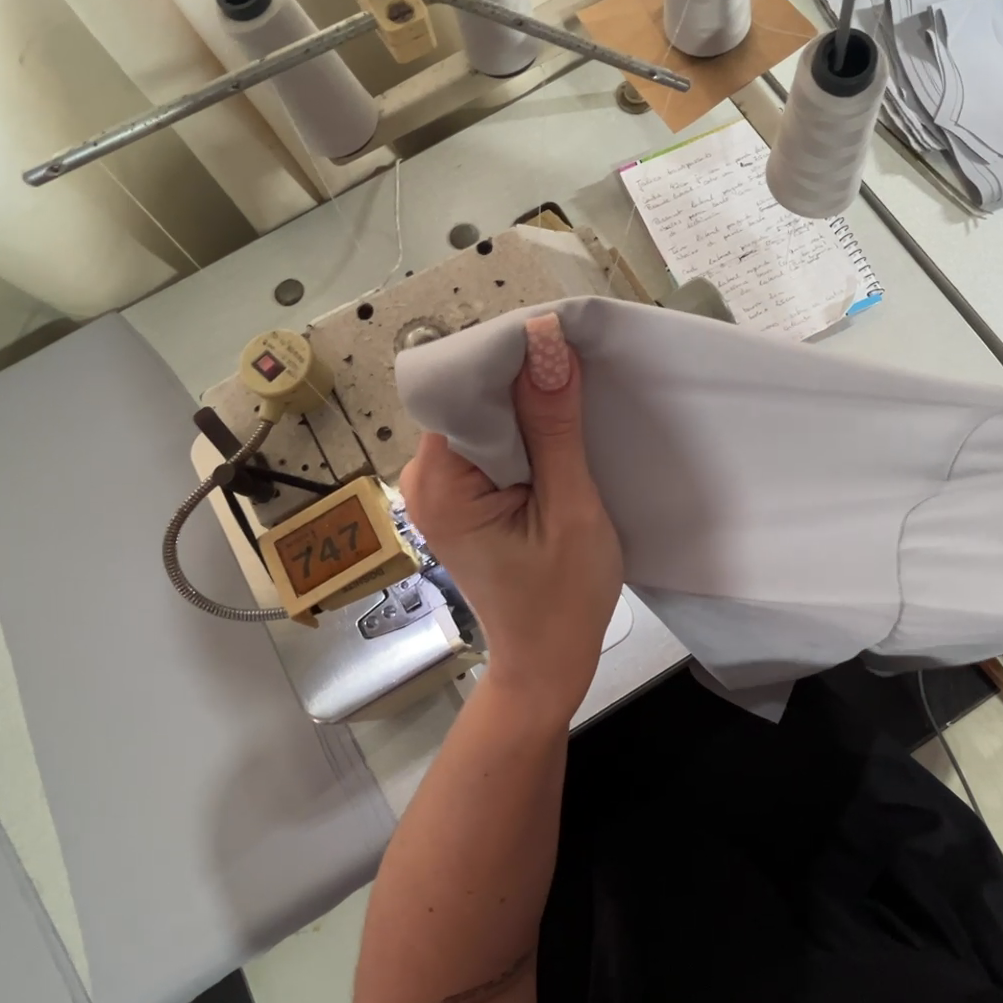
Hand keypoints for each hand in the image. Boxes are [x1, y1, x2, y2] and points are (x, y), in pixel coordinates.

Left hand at [399, 313, 624, 722]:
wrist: (546, 664)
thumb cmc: (563, 600)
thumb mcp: (570, 509)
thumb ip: (554, 427)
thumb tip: (546, 344)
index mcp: (440, 483)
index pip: (461, 388)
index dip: (509, 356)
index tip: (561, 338)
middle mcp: (424, 478)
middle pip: (466, 397)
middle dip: (519, 376)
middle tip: (578, 363)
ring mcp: (439, 487)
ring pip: (480, 416)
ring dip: (525, 403)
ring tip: (575, 393)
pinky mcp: (461, 495)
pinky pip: (488, 442)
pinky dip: (522, 430)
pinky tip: (559, 429)